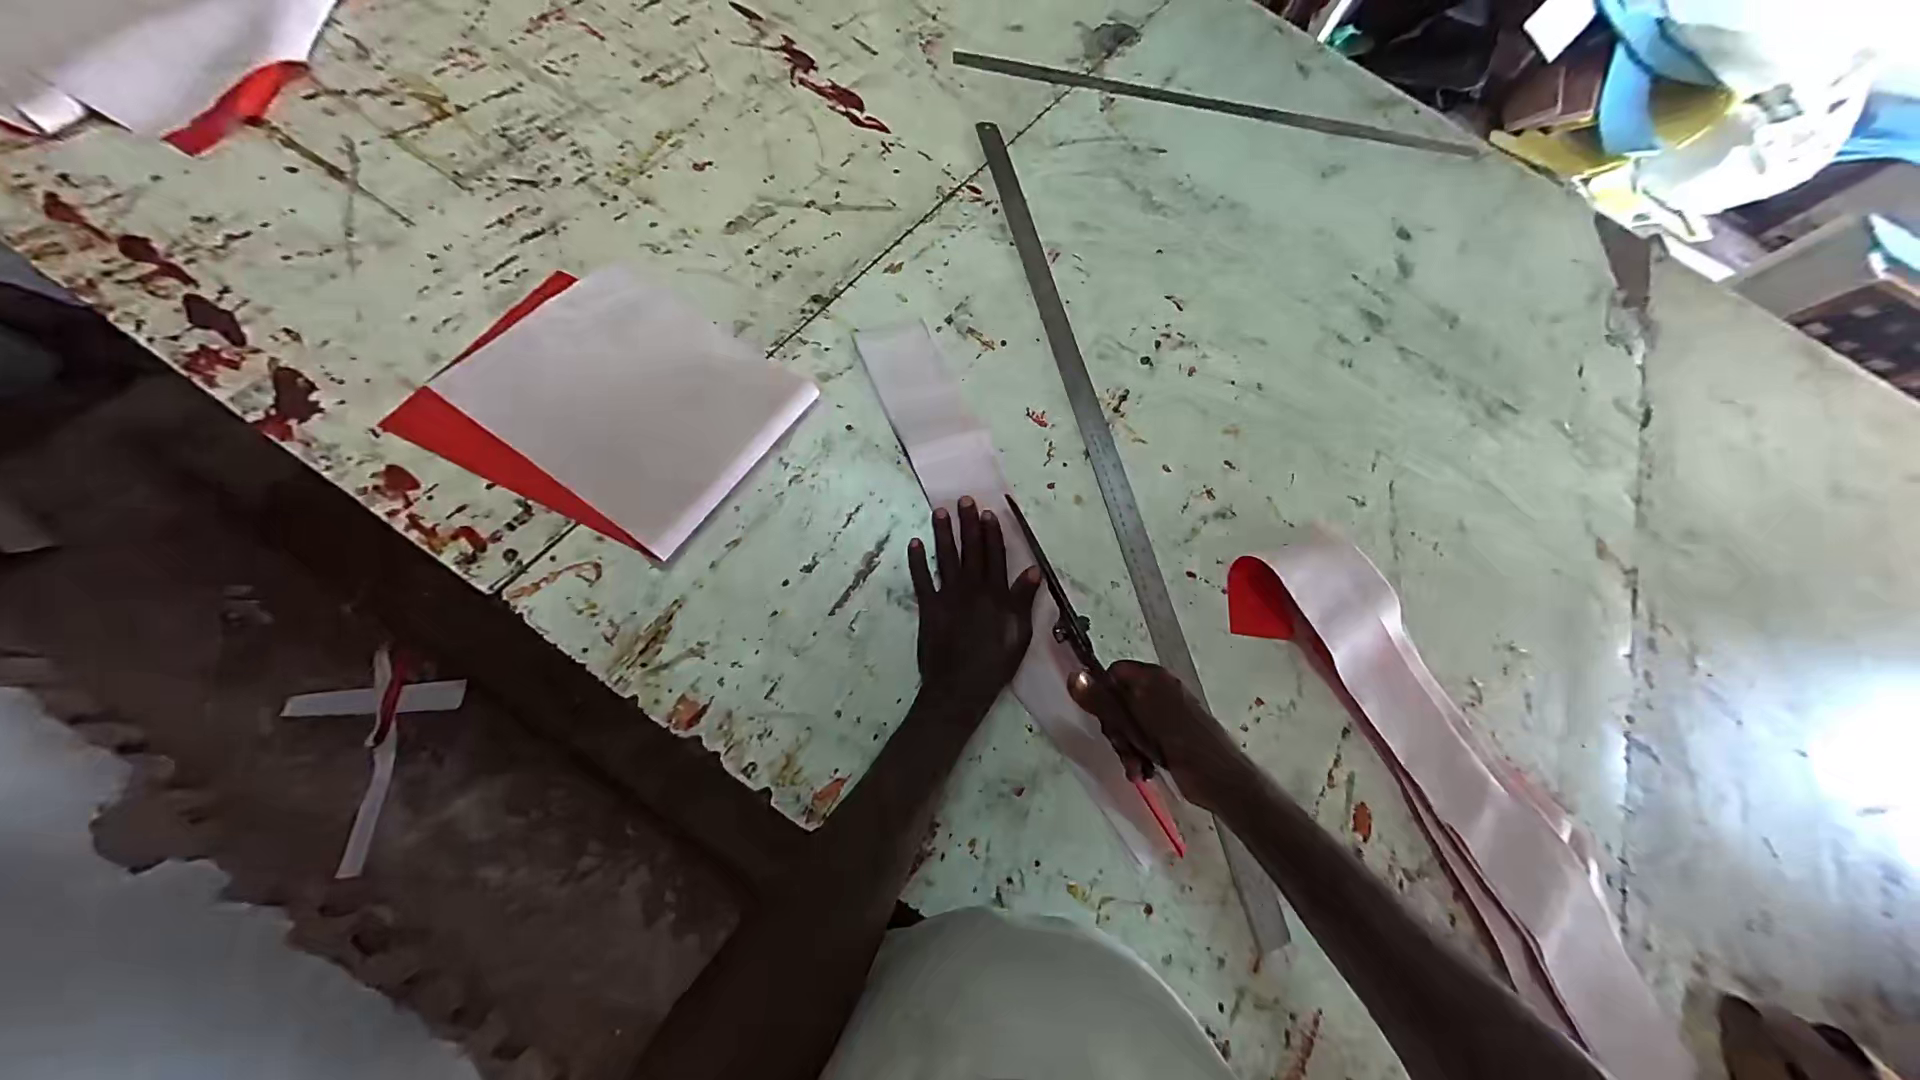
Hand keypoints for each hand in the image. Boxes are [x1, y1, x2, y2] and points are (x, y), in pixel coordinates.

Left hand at [908, 497, 1042, 716]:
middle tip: (964, 499)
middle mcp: (972, 589)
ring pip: (946, 558)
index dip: (992, 533)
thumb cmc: (995, 664)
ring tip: (940, 512)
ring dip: (943, 533)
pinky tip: (914, 543)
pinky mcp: (928, 608)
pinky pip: (921, 580)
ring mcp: (948, 597)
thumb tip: (1034, 570)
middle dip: (968, 523)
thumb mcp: (1020, 635)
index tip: (988, 512)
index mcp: (996, 595)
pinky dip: (917, 561)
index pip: (995, 556)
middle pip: (971, 550)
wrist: (960, 688)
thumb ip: (1024, 601)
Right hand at [1068, 661, 1248, 811]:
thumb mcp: (1133, 722)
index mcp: (1152, 677)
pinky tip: (1143, 769)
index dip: (1104, 695)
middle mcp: (1160, 689)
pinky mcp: (1171, 735)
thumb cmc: (1177, 742)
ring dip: (1127, 746)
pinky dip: (1140, 754)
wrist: (1219, 778)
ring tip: (1136, 764)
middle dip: (1117, 728)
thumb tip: (1073, 676)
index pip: (1113, 673)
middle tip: (1124, 745)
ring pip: (1129, 724)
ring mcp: (1167, 713)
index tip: (1104, 717)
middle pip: (1119, 701)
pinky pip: (1143, 738)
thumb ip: (1101, 700)